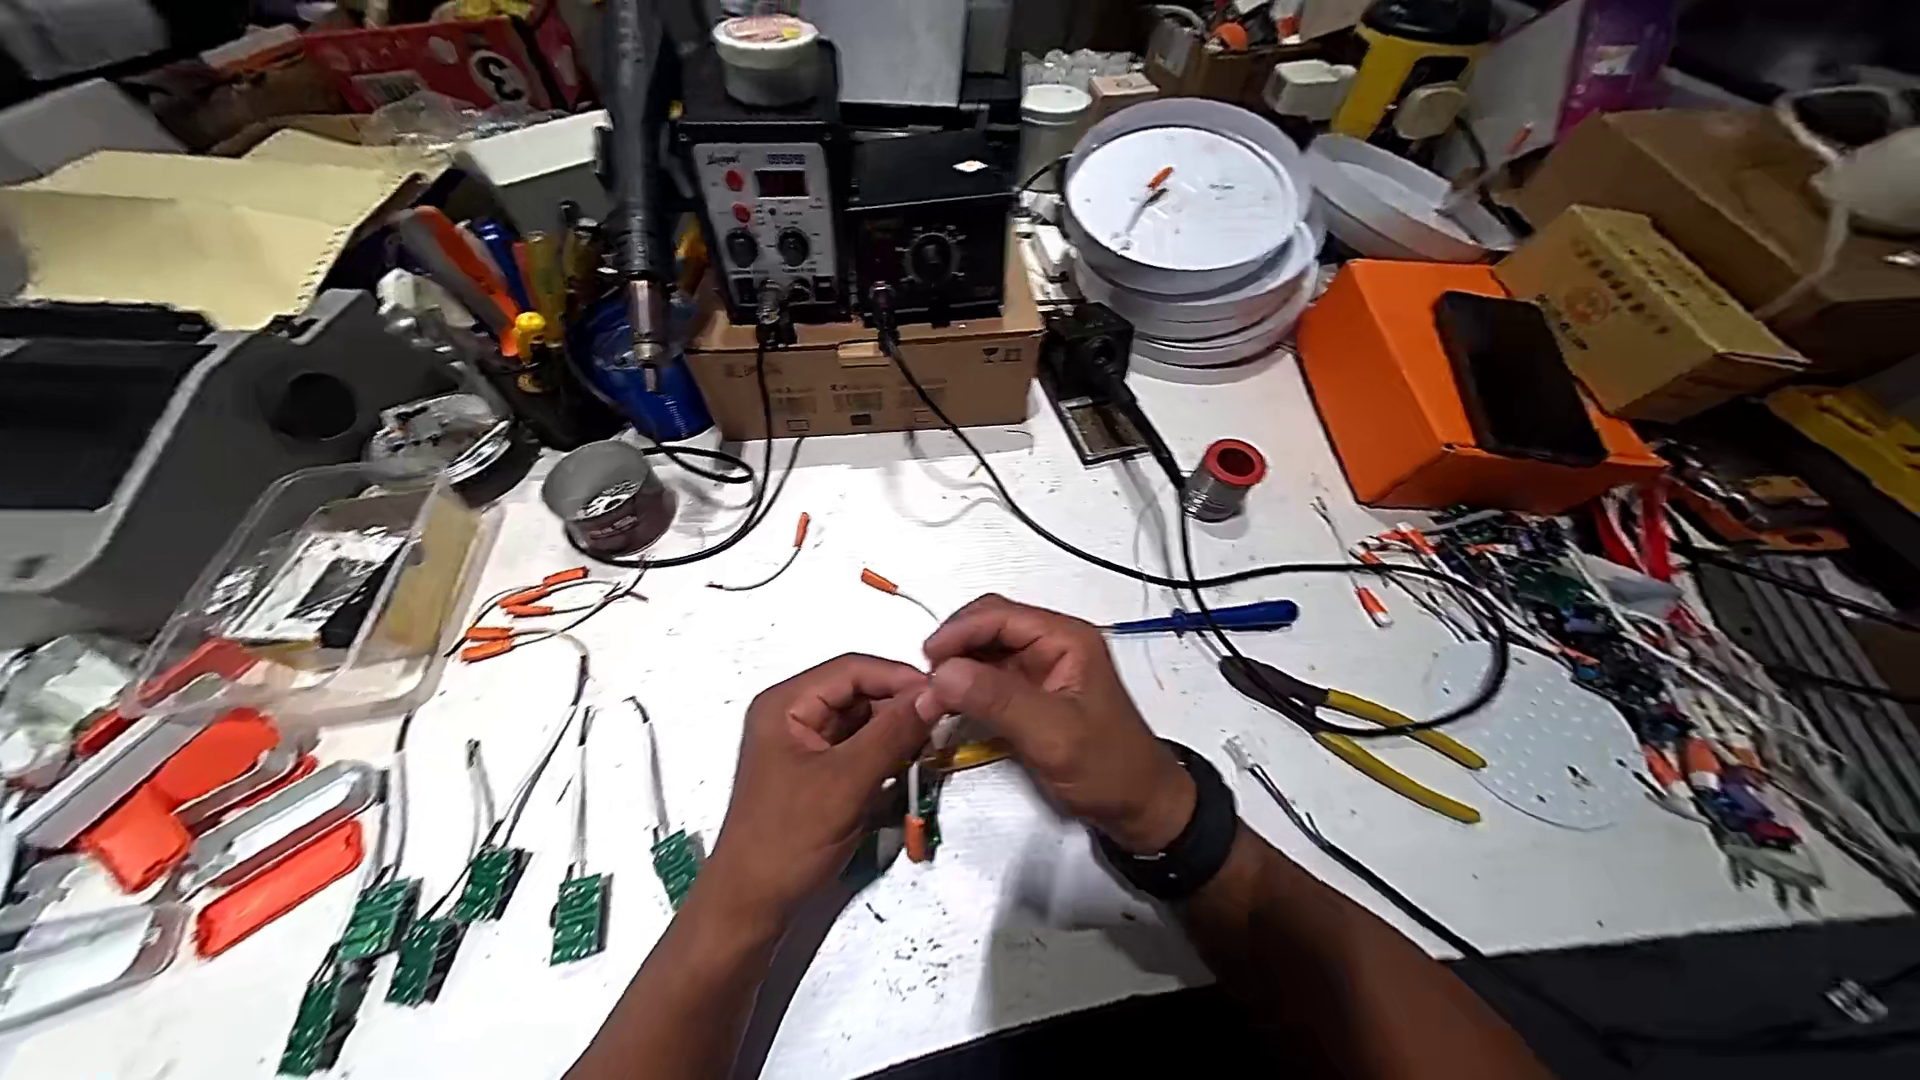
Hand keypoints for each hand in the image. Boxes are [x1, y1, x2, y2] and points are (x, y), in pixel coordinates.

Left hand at [704, 655, 930, 921]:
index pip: (852, 669)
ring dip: (896, 730)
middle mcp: (795, 714)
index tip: (940, 693)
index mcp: (786, 704)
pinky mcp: (819, 768)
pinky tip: (908, 764)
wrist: (750, 908)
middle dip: (900, 706)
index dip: (898, 677)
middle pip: (859, 692)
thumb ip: (893, 733)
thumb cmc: (786, 840)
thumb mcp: (845, 782)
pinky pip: (860, 745)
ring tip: (928, 745)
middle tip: (940, 723)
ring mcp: (806, 742)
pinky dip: (886, 752)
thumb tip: (936, 693)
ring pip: (864, 719)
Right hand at [916, 594, 1193, 853]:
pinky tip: (947, 704)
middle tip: (926, 679)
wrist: (1138, 807)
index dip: (960, 630)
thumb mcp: (1054, 734)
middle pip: (989, 627)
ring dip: (955, 669)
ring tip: (930, 696)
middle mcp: (1050, 644)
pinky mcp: (1028, 693)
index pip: (1000, 615)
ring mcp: (1039, 668)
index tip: (928, 658)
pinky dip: (964, 688)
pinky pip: (987, 678)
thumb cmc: (1109, 768)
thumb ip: (998, 700)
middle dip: (954, 647)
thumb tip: (942, 672)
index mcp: (1066, 639)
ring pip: (984, 652)